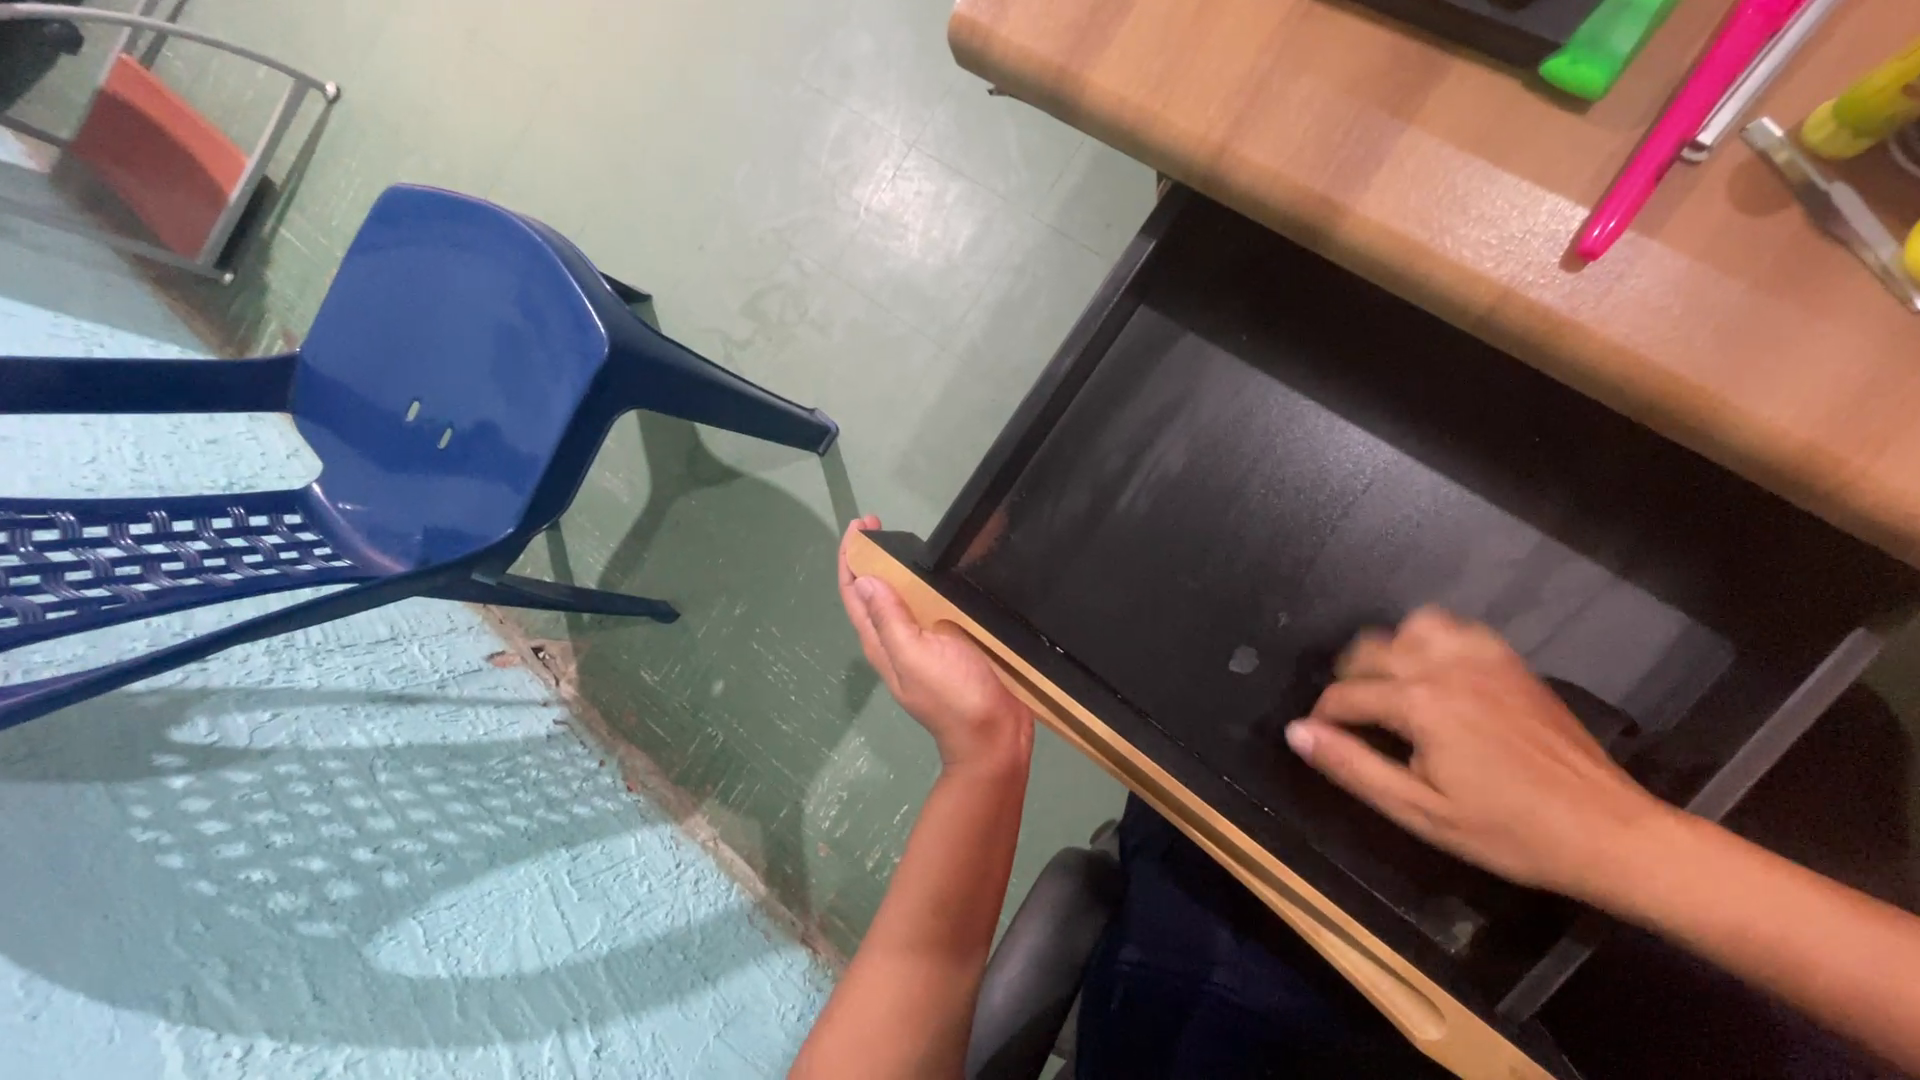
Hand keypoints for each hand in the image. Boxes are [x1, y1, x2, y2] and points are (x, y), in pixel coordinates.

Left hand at [839, 517, 1033, 775]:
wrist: (993, 736)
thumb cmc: (953, 695)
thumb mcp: (916, 655)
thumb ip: (890, 619)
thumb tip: (862, 581)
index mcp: (881, 643)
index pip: (854, 593)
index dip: (851, 557)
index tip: (861, 524)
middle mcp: (894, 642)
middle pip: (872, 594)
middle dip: (870, 558)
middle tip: (882, 525)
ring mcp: (921, 646)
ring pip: (899, 600)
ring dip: (896, 570)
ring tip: (906, 542)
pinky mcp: (947, 648)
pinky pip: (926, 610)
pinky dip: (923, 587)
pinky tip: (940, 576)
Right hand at [1286, 608, 1673, 899]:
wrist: (1609, 832)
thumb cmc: (1508, 832)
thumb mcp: (1419, 812)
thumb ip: (1352, 767)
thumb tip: (1297, 732)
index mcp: (1420, 704)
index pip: (1345, 696)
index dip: (1324, 719)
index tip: (1321, 740)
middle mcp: (1446, 667)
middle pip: (1370, 651)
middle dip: (1349, 681)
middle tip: (1353, 721)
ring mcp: (1483, 659)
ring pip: (1411, 627)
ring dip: (1390, 651)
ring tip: (1390, 688)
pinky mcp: (1511, 663)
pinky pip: (1456, 628)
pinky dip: (1431, 642)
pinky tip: (1435, 674)